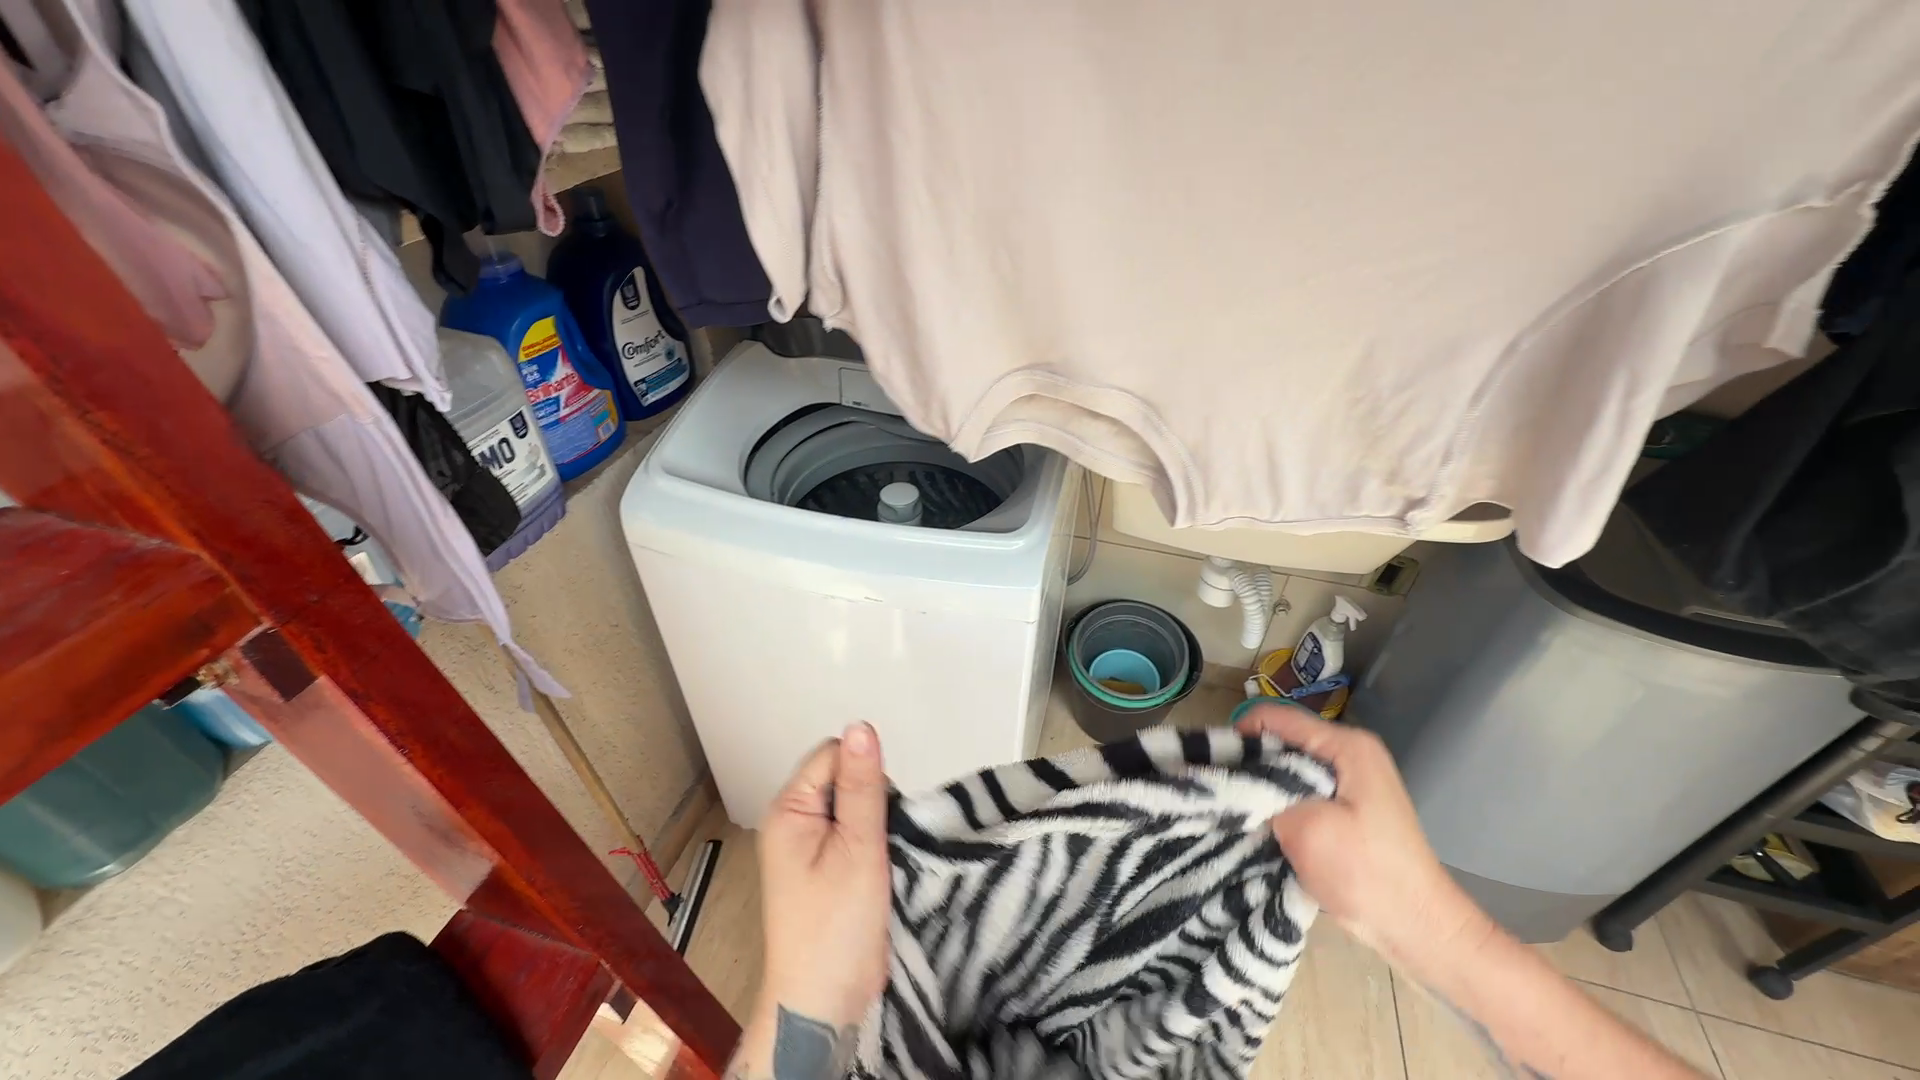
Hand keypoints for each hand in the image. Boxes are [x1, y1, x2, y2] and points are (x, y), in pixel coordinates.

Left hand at [754, 722, 892, 1029]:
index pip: (834, 755)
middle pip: (844, 777)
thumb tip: (861, 725)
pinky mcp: (826, 868)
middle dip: (872, 801)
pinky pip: (855, 834)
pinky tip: (879, 872)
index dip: (864, 776)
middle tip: (877, 844)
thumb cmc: (836, 927)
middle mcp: (793, 821)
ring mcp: (808, 846)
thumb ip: (863, 785)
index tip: (877, 816)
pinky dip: (873, 846)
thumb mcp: (858, 847)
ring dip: (875, 826)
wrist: (825, 1001)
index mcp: (789, 809)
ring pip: (854, 806)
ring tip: (879, 861)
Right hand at [1237, 703, 1492, 973]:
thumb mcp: (1306, 828)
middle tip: (1214, 786)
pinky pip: (1299, 791)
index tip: (1208, 762)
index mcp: (1346, 746)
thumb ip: (1266, 796)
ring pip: (1287, 768)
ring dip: (1261, 786)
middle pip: (1281, 740)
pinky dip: (1277, 803)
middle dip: (1247, 761)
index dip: (1238, 734)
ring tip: (1229, 806)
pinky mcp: (1345, 808)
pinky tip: (1257, 823)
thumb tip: (1232, 784)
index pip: (1277, 717)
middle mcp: (1348, 754)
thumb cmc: (1366, 872)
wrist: (1417, 928)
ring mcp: (1349, 782)